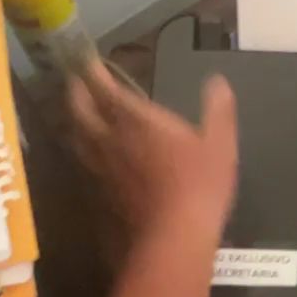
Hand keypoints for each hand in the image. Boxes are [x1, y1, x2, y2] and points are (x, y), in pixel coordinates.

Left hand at [71, 63, 237, 244]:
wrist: (173, 237)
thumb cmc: (199, 185)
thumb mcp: (220, 143)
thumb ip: (218, 110)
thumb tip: (218, 82)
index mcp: (136, 120)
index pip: (105, 88)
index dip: (93, 71)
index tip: (86, 59)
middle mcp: (110, 139)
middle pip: (80, 110)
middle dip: (76, 93)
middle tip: (76, 83)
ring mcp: (101, 169)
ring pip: (77, 137)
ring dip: (76, 122)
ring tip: (80, 116)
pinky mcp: (100, 194)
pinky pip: (85, 164)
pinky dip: (84, 151)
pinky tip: (93, 156)